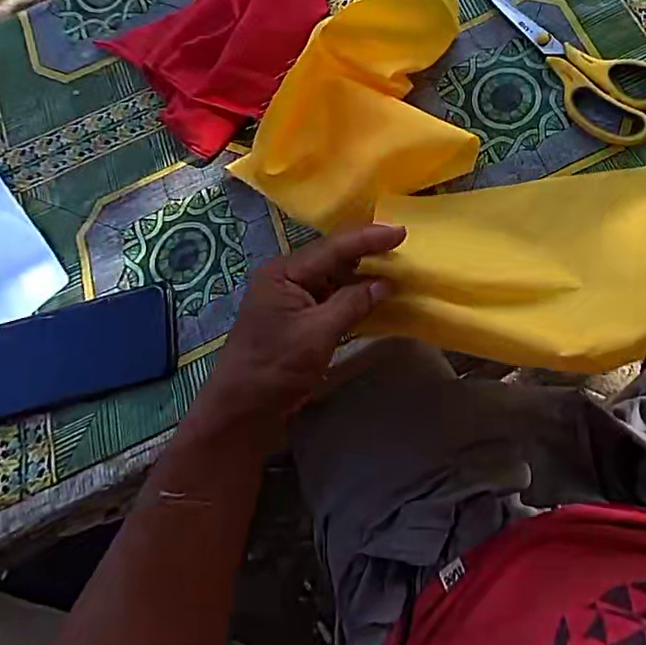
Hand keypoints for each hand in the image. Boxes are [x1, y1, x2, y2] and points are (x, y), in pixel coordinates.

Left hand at [188, 224, 405, 434]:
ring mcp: (293, 298)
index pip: (333, 248)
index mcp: (284, 273)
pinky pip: (333, 296)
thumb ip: (353, 303)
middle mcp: (287, 278)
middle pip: (333, 257)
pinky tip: (376, 294)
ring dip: (363, 274)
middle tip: (402, 243)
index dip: (368, 239)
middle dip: (367, 251)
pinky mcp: (300, 318)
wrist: (243, 412)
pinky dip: (355, 295)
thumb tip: (386, 283)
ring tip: (396, 265)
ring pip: (335, 277)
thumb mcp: (318, 333)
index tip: (401, 232)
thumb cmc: (275, 368)